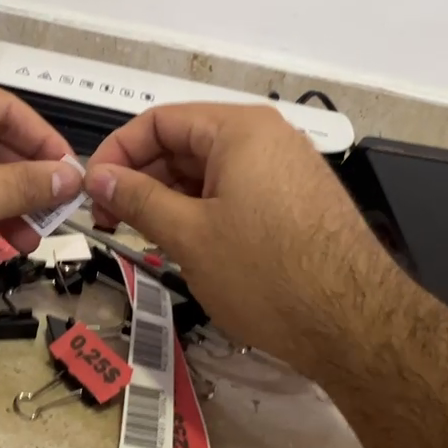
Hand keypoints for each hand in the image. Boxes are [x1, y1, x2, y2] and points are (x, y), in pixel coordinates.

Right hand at [85, 104, 395, 361]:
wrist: (356, 327)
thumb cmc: (268, 275)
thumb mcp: (188, 235)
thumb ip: (137, 199)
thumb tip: (98, 177)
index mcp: (240, 129)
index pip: (159, 121)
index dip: (117, 153)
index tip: (92, 190)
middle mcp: (266, 138)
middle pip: (184, 143)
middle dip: (142, 178)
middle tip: (110, 220)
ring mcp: (285, 169)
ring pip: (208, 171)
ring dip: (169, 198)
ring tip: (144, 236)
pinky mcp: (295, 201)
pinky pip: (234, 192)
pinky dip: (201, 211)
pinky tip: (184, 242)